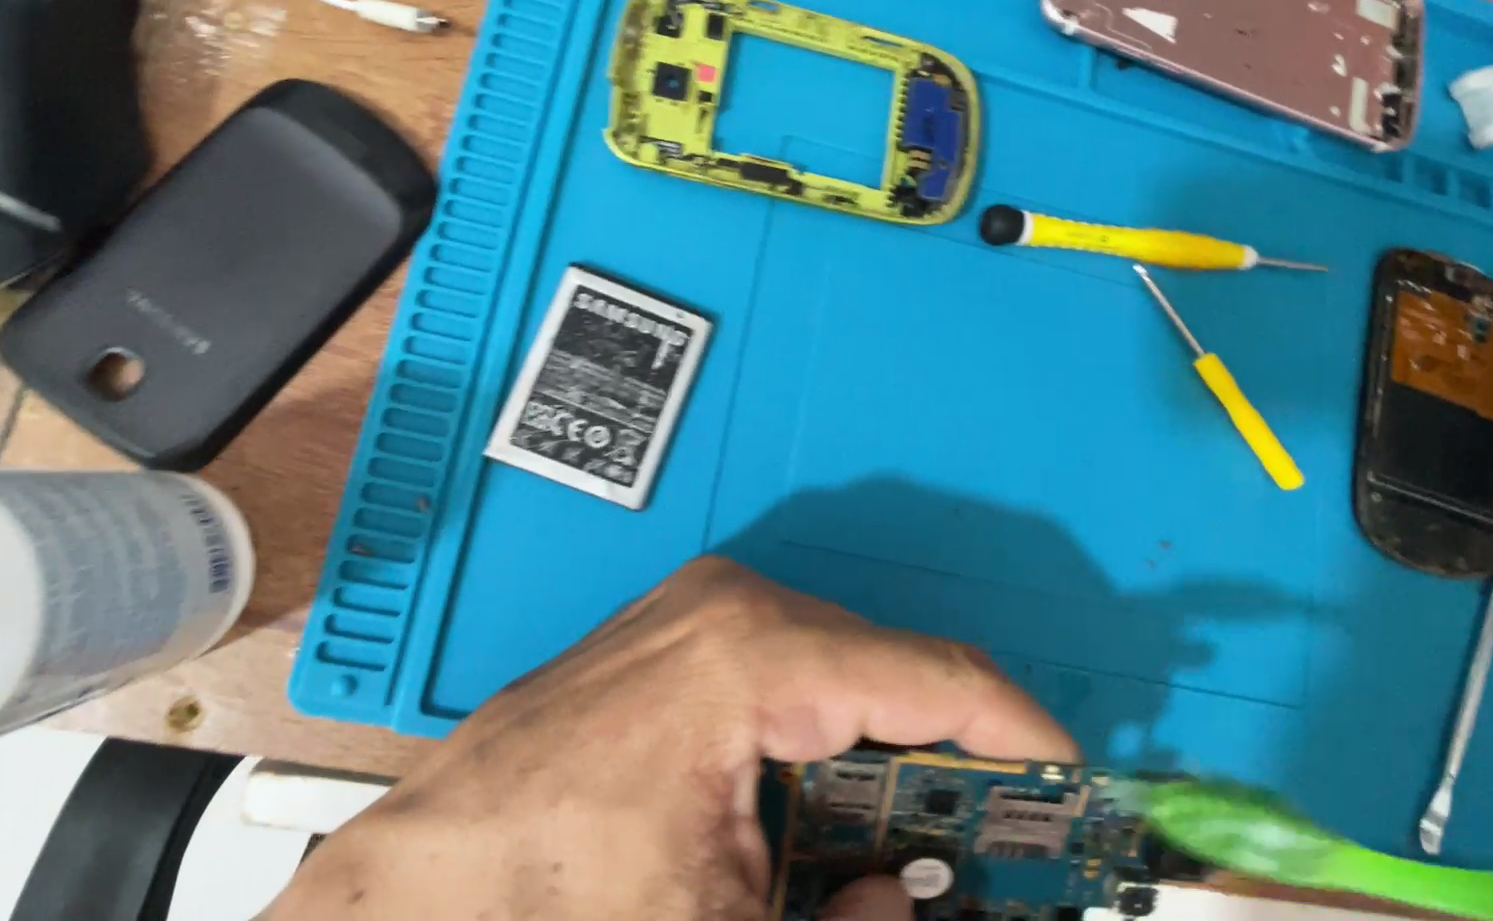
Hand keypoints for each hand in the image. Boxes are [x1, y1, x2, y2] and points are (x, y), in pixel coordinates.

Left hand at [266, 555, 1076, 919]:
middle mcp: (738, 603)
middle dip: (954, 760)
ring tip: (916, 839)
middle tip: (999, 841)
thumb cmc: (552, 894)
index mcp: (758, 652)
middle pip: (894, 672)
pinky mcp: (685, 628)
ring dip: (890, 755)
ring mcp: (705, 605)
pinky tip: (831, 809)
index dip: (1019, 735)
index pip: (936, 677)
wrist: (421, 876)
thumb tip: (913, 908)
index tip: (1071, 787)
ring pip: (846, 672)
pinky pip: (794, 672)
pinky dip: (831, 737)